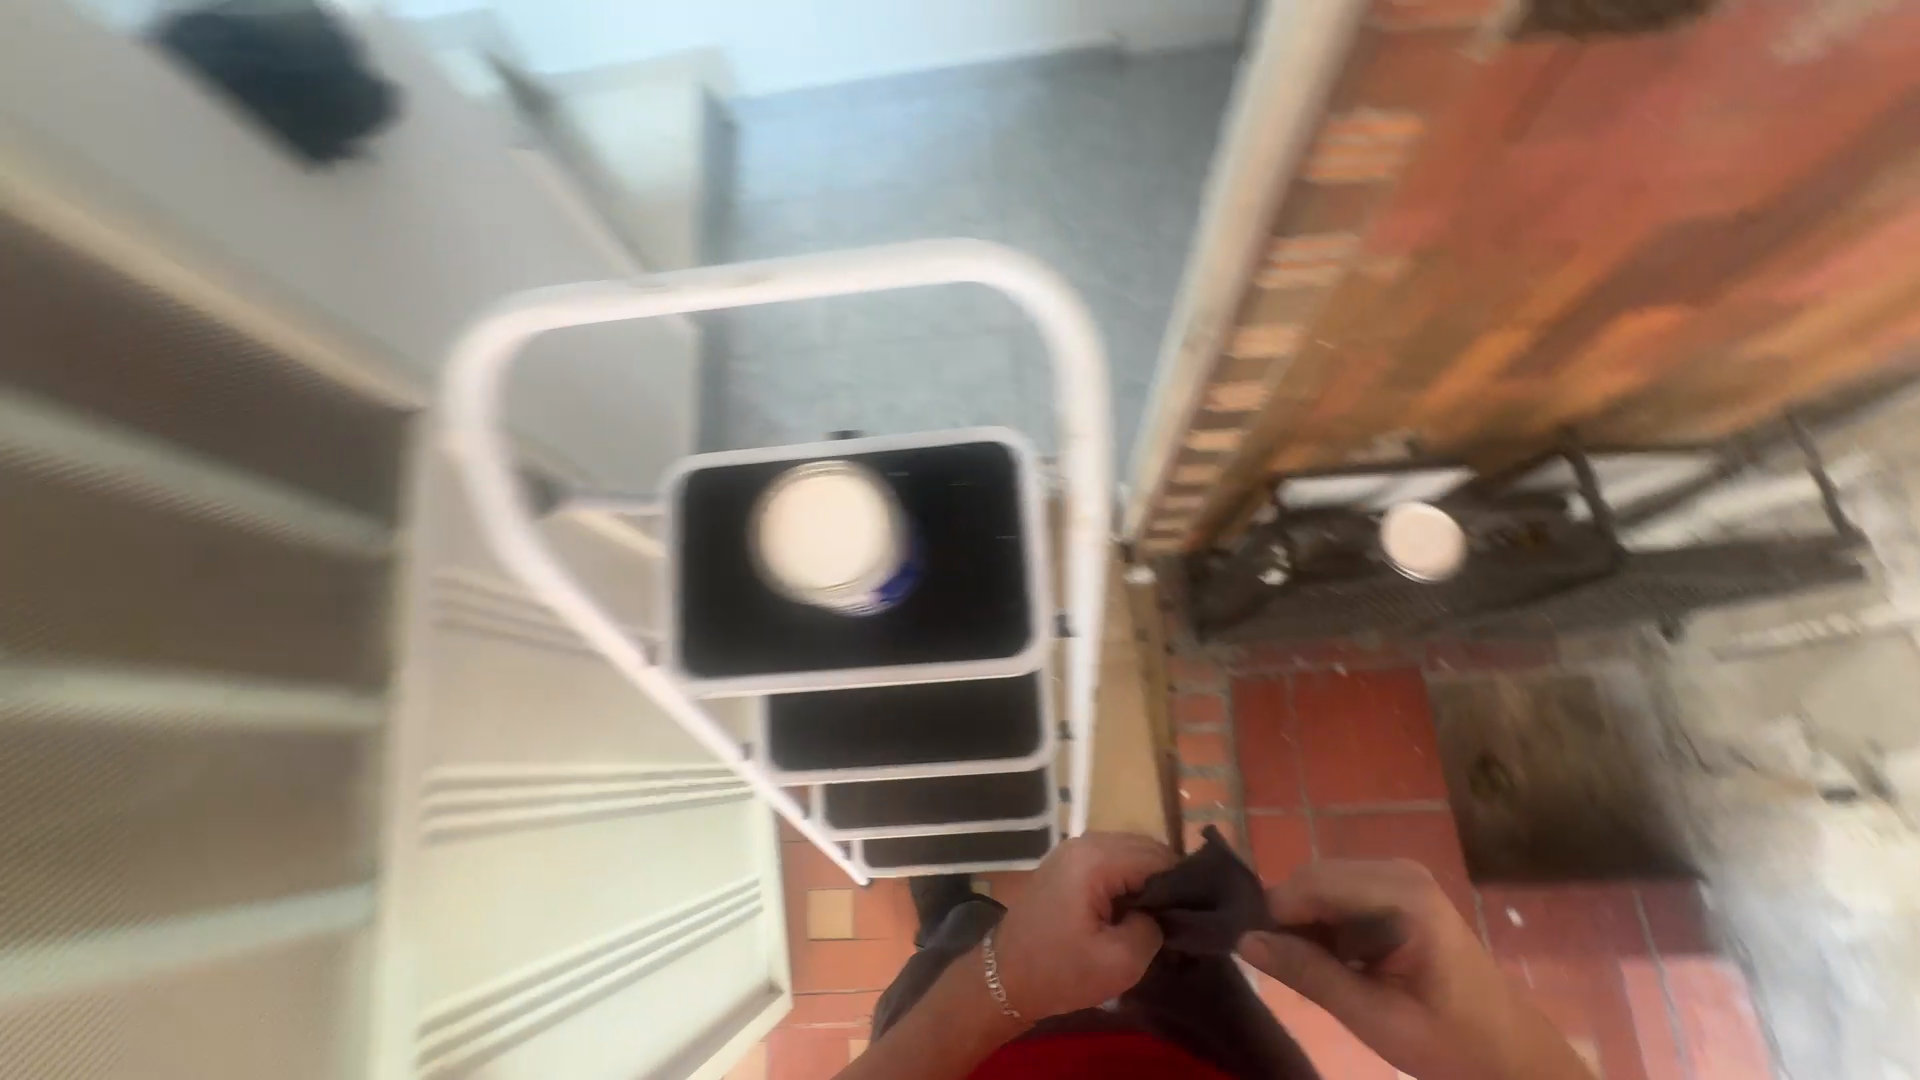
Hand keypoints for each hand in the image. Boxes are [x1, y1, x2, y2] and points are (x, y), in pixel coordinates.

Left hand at [990, 832, 1176, 1020]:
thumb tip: (1163, 913)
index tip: (1200, 913)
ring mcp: (1071, 850)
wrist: (1003, 978)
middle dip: (1166, 878)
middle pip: (1143, 847)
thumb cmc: (1060, 971)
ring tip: (1163, 915)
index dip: (1182, 884)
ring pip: (1127, 852)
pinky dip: (1126, 879)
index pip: (1157, 857)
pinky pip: (1108, 860)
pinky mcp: (1066, 864)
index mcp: (1095, 860)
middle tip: (1185, 915)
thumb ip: (1153, 928)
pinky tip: (1135, 909)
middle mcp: (1083, 843)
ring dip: (1146, 878)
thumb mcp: (1120, 962)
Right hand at [1237, 859, 1590, 1079]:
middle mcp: (1397, 869)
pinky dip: (1327, 921)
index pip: (1310, 885)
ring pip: (1319, 883)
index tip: (1265, 958)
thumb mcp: (1375, 1019)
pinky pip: (1338, 890)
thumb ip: (1309, 975)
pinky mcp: (1397, 886)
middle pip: (1312, 878)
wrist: (1515, 1058)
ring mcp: (1399, 874)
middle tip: (1295, 971)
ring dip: (1308, 922)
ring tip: (1320, 970)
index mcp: (1402, 896)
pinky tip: (1341, 959)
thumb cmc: (1451, 1045)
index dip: (1277, 918)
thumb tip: (1244, 940)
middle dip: (1292, 920)